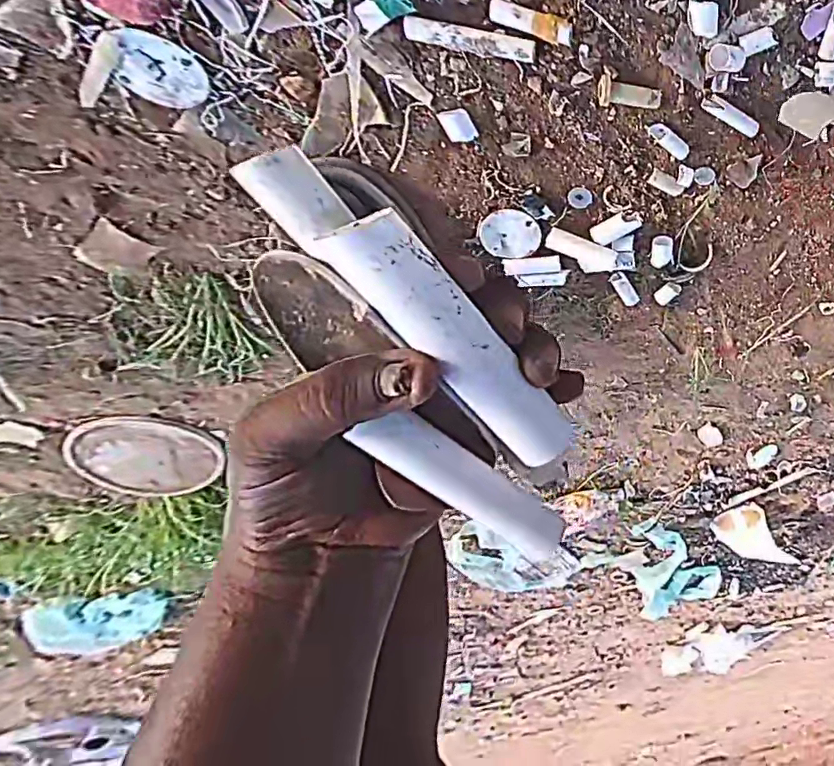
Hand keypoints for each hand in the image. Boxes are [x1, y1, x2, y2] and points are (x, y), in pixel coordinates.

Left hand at [226, 270, 582, 560]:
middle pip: (476, 308)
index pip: (410, 286)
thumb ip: (332, 396)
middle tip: (505, 327)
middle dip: (504, 306)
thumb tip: (417, 372)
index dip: (443, 269)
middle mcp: (420, 357)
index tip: (463, 274)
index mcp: (364, 342)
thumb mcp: (272, 436)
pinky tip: (561, 392)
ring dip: (536, 347)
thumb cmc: (280, 493)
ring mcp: (458, 392)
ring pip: (512, 348)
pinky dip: (556, 390)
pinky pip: (528, 400)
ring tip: (536, 373)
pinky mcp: (485, 427)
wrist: (323, 563)